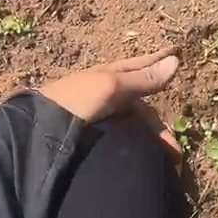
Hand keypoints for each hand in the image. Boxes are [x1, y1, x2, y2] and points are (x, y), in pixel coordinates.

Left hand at [37, 48, 179, 153]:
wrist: (38, 133)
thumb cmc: (75, 100)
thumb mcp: (112, 86)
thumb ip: (144, 78)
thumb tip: (177, 61)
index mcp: (109, 76)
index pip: (141, 67)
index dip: (158, 62)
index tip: (179, 55)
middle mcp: (105, 95)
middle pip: (140, 106)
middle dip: (158, 125)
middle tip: (173, 148)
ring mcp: (99, 119)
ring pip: (132, 127)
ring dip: (149, 141)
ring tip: (162, 161)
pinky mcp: (92, 140)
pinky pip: (122, 141)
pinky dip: (135, 149)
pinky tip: (143, 160)